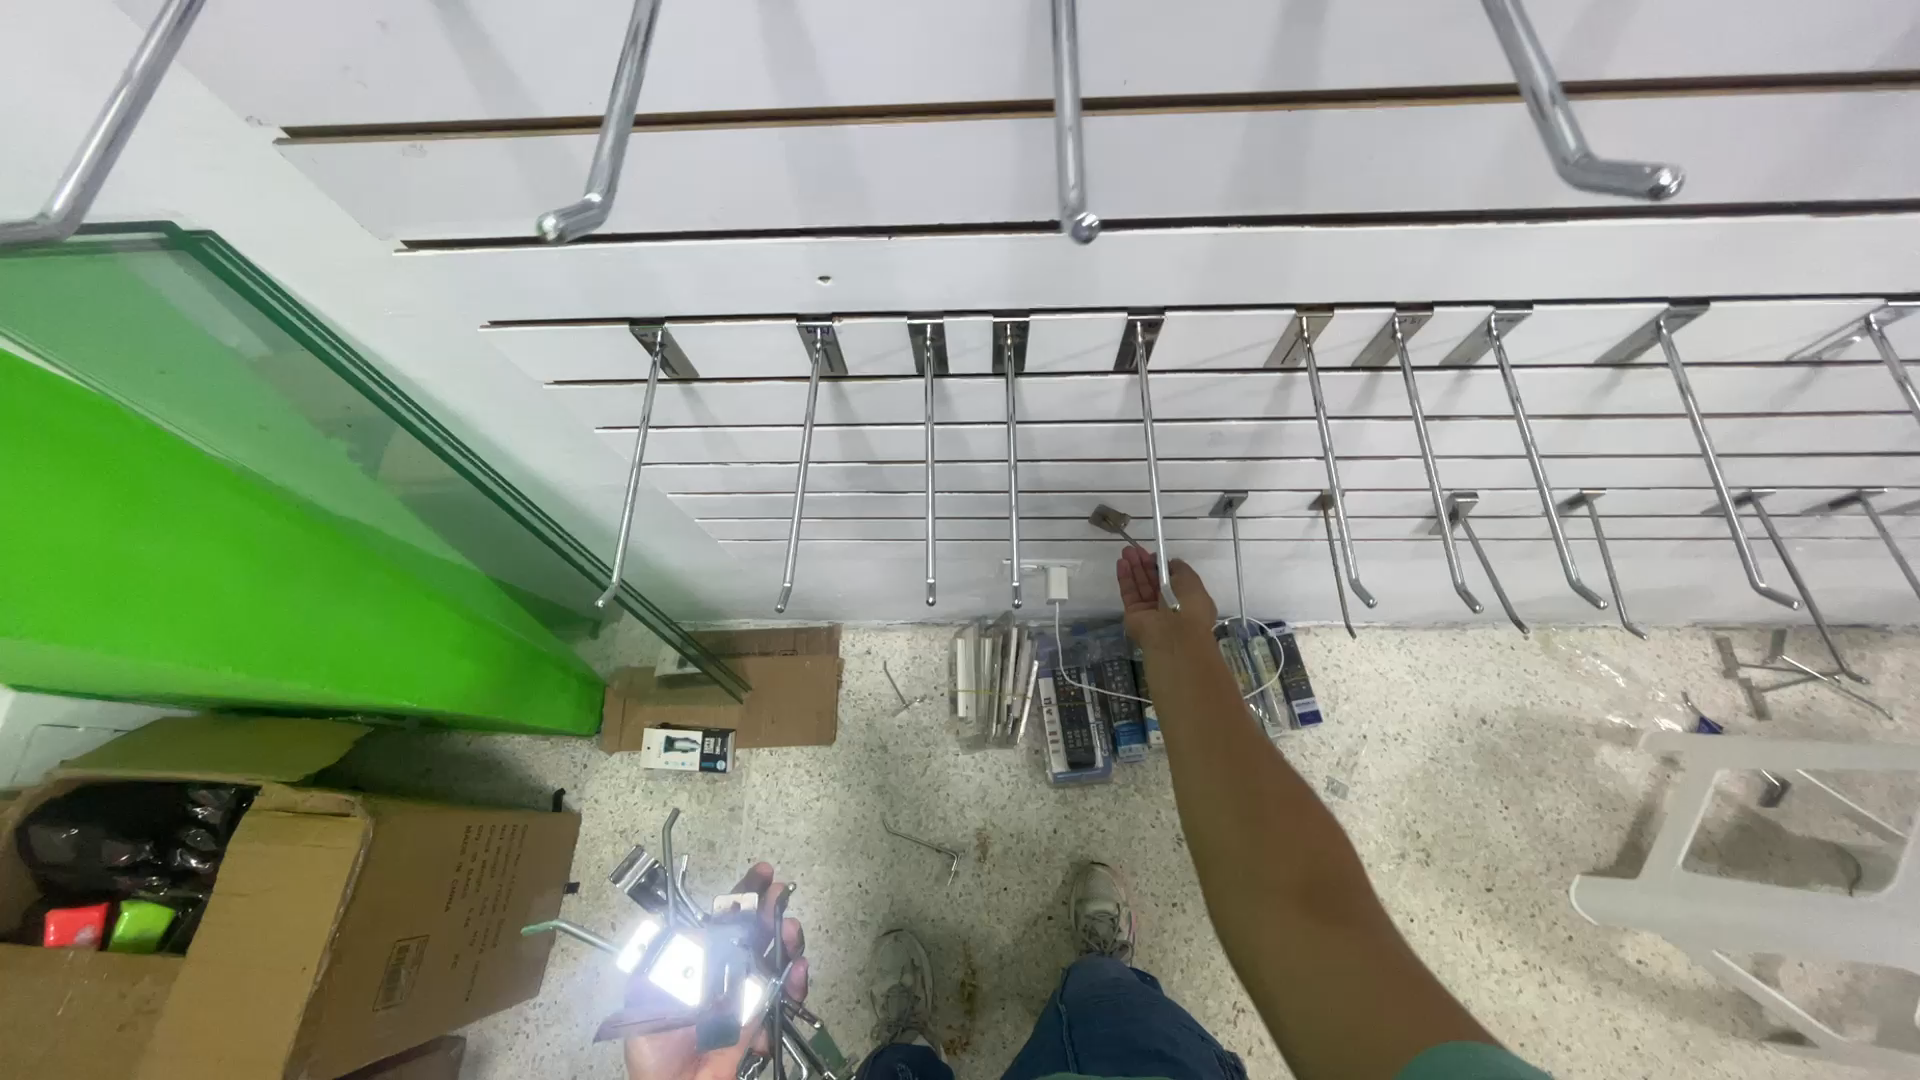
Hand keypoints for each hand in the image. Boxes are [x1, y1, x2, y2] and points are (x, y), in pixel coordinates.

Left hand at [623, 862, 808, 1079]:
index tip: (762, 873)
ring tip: (791, 933)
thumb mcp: (645, 1001)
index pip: (725, 919)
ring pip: (778, 955)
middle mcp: (729, 970)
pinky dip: (797, 981)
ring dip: (788, 939)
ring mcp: (750, 991)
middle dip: (772, 908)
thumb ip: (657, 962)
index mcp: (701, 962)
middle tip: (781, 894)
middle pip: (757, 931)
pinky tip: (797, 973)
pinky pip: (788, 992)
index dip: (743, 894)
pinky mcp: (765, 1016)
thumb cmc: (656, 1053)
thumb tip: (679, 926)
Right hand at [1116, 546, 1217, 654]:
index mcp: (1187, 599)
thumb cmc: (1189, 606)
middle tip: (1135, 548)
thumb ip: (1181, 568)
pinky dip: (1125, 578)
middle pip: (1154, 580)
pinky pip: (1129, 592)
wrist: (1174, 635)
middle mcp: (1168, 605)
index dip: (1163, 566)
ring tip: (1126, 550)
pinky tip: (1121, 563)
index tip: (1154, 554)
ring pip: (1140, 585)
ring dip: (1134, 567)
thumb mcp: (1192, 581)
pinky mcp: (1134, 613)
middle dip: (1145, 563)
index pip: (1172, 580)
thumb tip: (1170, 562)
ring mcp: (1150, 610)